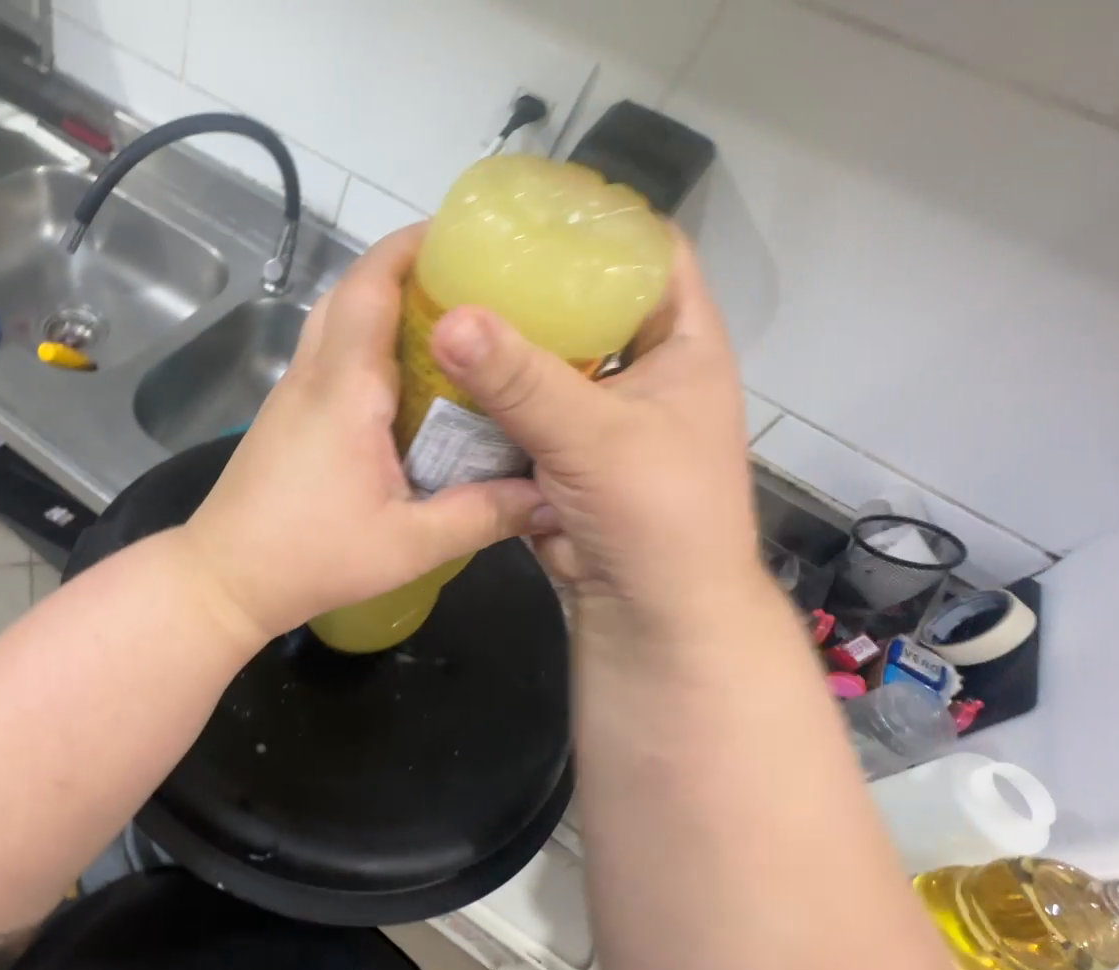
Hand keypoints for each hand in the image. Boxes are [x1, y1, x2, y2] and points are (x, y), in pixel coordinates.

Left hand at [178, 226, 545, 640]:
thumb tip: (551, 498)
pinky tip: (403, 386)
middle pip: (349, 293)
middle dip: (403, 272)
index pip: (370, 285)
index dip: (411, 246)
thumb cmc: (310, 557)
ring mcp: (289, 395)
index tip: (462, 236)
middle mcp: (312, 376)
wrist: (223, 579)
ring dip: (380, 310)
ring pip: (332, 324)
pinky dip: (363, 348)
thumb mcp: (409, 544)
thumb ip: (483, 514)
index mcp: (344, 387)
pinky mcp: (281, 419)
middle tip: (466, 284)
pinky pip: (325, 359)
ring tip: (444, 329)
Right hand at [428, 230, 762, 619]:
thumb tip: (449, 317)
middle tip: (462, 262)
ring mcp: (595, 416)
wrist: (648, 612)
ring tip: (437, 310)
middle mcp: (640, 372)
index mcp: (682, 346)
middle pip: (582, 308)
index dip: (603, 225)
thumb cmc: (655, 513)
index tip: (534, 208)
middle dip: (528, 287)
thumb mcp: (594, 436)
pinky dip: (482, 399)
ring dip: (499, 346)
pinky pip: (515, 412)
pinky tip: (436, 379)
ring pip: (542, 364)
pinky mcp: (556, 454)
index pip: (652, 257)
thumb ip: (520, 379)